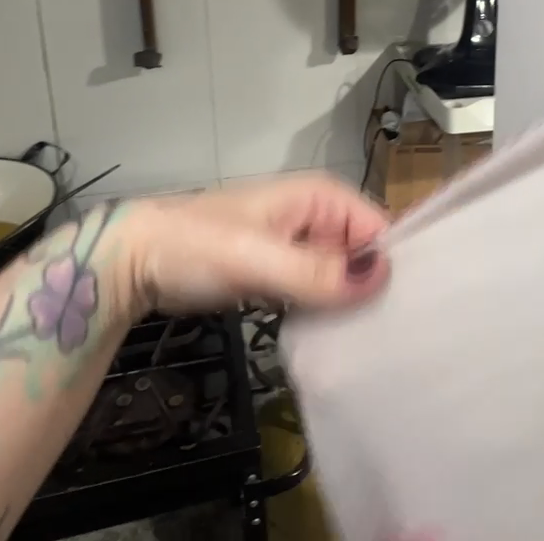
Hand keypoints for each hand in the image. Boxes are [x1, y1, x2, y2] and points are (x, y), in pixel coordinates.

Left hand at [107, 173, 390, 320]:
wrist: (137, 260)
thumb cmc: (196, 246)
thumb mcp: (257, 258)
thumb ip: (315, 272)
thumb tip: (380, 279)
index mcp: (321, 197)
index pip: (378, 229)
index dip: (392, 266)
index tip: (406, 314)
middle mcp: (318, 218)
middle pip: (365, 255)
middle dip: (373, 291)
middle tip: (389, 340)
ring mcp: (300, 247)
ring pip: (344, 277)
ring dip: (351, 306)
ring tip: (367, 347)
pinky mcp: (283, 274)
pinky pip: (319, 293)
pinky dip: (326, 314)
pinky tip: (334, 342)